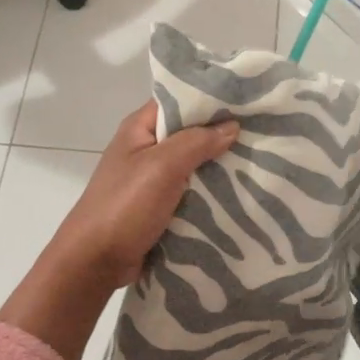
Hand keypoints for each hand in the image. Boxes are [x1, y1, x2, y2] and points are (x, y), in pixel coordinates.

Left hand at [0, 101, 237, 359]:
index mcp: (139, 128)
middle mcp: (146, 148)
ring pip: (193, 164)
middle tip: (263, 132)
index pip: (179, 101)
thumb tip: (232, 125)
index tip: (248, 100)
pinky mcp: (159, 206)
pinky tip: (241, 192)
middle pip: (190, 133)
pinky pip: (191, 192)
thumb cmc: (124, 206)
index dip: (211, 99)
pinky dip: (211, 192)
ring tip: (261, 160)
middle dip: (221, 134)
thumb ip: (197, 142)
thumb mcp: (162, 166)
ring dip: (219, 167)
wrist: (95, 261)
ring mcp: (152, 179)